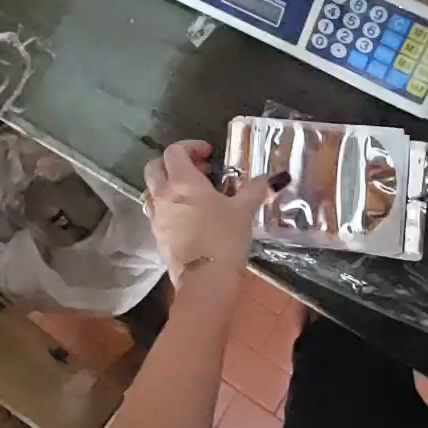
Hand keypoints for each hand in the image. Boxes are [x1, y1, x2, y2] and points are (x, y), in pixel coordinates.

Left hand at [142, 140, 279, 284]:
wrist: (205, 281)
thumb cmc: (223, 238)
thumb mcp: (244, 210)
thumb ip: (256, 190)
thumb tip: (274, 179)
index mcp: (182, 181)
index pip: (174, 151)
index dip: (190, 146)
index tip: (209, 154)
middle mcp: (163, 195)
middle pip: (155, 167)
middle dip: (173, 163)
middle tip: (199, 172)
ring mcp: (156, 217)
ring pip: (153, 190)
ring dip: (169, 185)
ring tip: (195, 195)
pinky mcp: (157, 236)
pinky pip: (157, 212)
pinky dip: (169, 207)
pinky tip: (190, 218)